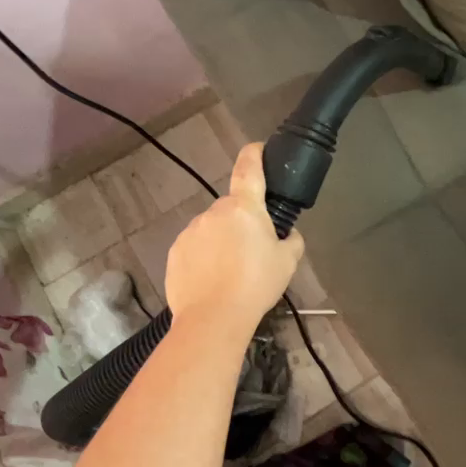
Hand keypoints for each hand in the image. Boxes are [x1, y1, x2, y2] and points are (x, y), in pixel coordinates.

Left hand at [163, 143, 304, 328]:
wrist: (213, 318)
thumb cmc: (256, 284)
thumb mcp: (288, 261)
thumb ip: (290, 240)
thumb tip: (285, 234)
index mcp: (244, 207)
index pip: (248, 168)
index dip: (254, 154)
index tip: (257, 149)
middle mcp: (214, 212)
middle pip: (233, 209)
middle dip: (243, 223)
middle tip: (256, 252)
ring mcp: (190, 232)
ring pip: (213, 230)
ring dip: (223, 242)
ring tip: (233, 274)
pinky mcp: (175, 253)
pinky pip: (196, 248)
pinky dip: (205, 259)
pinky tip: (213, 282)